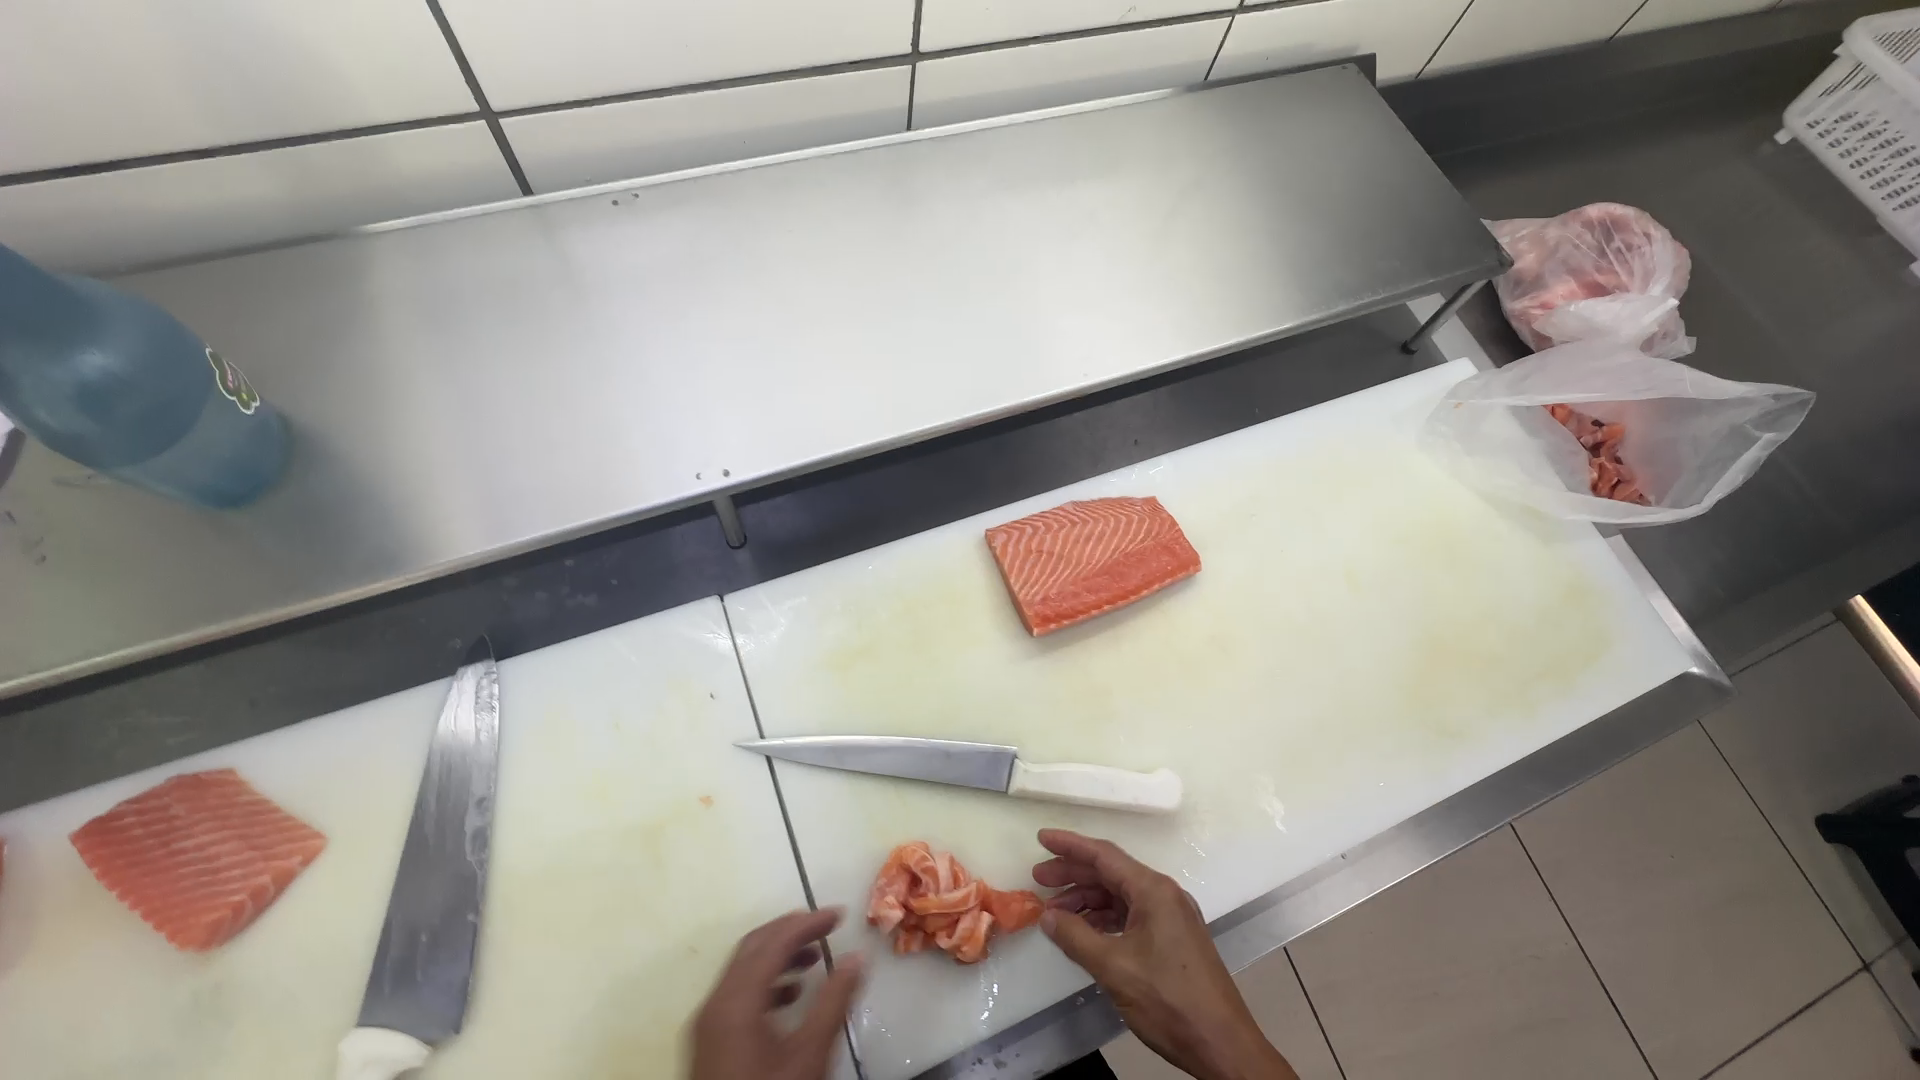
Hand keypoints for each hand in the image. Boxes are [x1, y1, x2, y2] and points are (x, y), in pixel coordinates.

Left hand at [690, 909, 863, 1079]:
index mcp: (736, 1000)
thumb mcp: (810, 1055)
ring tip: (815, 958)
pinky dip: (766, 982)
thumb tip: (857, 958)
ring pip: (743, 970)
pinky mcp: (709, 1042)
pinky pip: (737, 993)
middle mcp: (715, 1002)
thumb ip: (834, 1001)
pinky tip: (792, 995)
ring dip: (779, 956)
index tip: (840, 915)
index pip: (774, 941)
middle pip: (753, 947)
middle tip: (827, 926)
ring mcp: (707, 1023)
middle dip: (791, 931)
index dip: (808, 922)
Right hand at [1033, 830, 1297, 1079]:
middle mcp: (1164, 895)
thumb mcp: (1113, 967)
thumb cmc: (1168, 1000)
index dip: (1070, 846)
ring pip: (1120, 896)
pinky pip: (1131, 915)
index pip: (1104, 856)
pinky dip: (1104, 918)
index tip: (1042, 839)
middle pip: (1111, 873)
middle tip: (1038, 878)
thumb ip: (1076, 936)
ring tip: (1054, 910)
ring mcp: (1171, 917)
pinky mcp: (1173, 939)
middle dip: (1073, 874)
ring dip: (1087, 899)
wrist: (1222, 1045)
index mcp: (1154, 891)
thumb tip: (1048, 916)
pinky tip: (1084, 931)